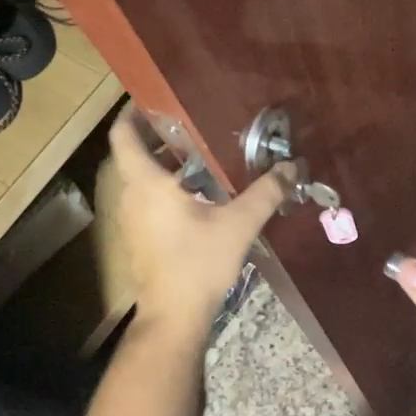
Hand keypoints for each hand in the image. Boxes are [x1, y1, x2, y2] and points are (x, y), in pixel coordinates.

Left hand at [110, 108, 292, 335]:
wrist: (174, 315)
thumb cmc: (198, 263)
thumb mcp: (238, 225)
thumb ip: (265, 193)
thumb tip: (291, 166)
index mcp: (146, 183)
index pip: (124, 136)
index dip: (133, 113)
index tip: (154, 100)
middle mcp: (131, 197)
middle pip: (135, 156)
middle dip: (159, 139)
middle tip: (194, 127)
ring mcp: (132, 221)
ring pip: (143, 181)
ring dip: (166, 167)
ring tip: (203, 159)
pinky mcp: (140, 240)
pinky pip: (148, 203)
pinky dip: (167, 191)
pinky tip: (200, 198)